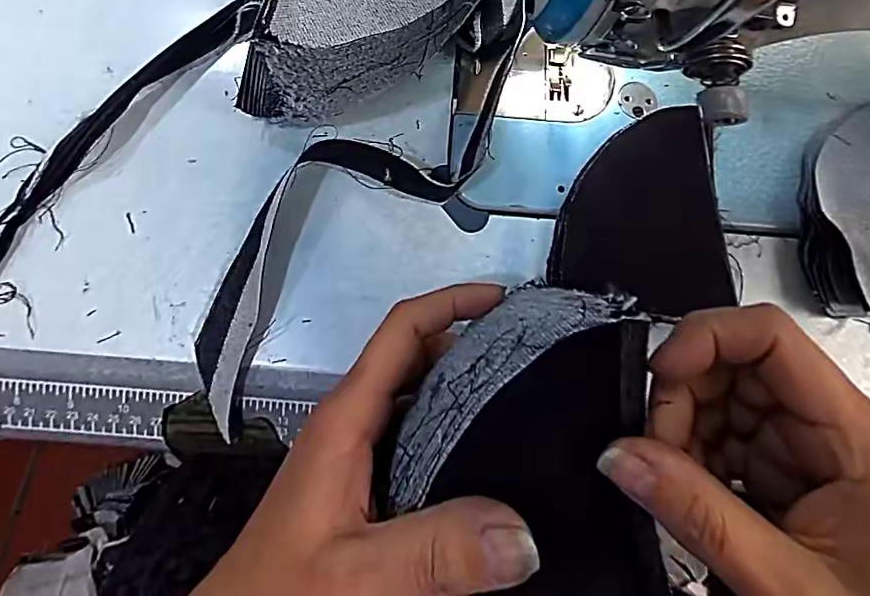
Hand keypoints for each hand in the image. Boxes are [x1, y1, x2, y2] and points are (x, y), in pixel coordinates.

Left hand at [193, 284, 540, 595]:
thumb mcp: (359, 575)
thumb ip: (437, 551)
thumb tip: (523, 534)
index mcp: (346, 417)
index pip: (403, 328)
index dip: (452, 302)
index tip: (501, 301)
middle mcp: (350, 421)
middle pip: (415, 352)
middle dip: (467, 339)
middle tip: (521, 352)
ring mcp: (352, 452)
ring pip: (415, 391)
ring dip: (460, 380)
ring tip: (512, 393)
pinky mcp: (358, 484)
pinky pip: (414, 429)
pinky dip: (451, 421)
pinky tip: (480, 453)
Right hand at [597, 304, 869, 595]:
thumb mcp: (787, 587)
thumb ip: (699, 515)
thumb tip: (623, 456)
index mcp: (862, 440)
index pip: (773, 338)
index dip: (707, 337)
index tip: (661, 371)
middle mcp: (844, 434)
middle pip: (746, 366)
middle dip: (689, 395)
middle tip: (657, 447)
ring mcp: (821, 459)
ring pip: (733, 403)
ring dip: (691, 433)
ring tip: (676, 484)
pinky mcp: (803, 484)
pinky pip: (737, 444)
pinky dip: (703, 464)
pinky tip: (696, 500)